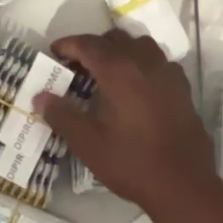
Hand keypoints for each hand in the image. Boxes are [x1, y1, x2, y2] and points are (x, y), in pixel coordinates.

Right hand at [34, 31, 222, 218]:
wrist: (182, 183)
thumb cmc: (131, 164)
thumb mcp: (89, 144)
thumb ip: (62, 116)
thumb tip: (40, 97)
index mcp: (119, 71)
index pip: (88, 44)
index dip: (68, 45)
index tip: (54, 53)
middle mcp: (146, 62)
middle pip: (115, 39)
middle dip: (93, 47)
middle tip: (77, 67)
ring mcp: (168, 73)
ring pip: (140, 47)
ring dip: (120, 52)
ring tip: (106, 75)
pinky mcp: (183, 89)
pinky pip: (158, 63)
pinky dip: (141, 65)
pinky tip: (135, 89)